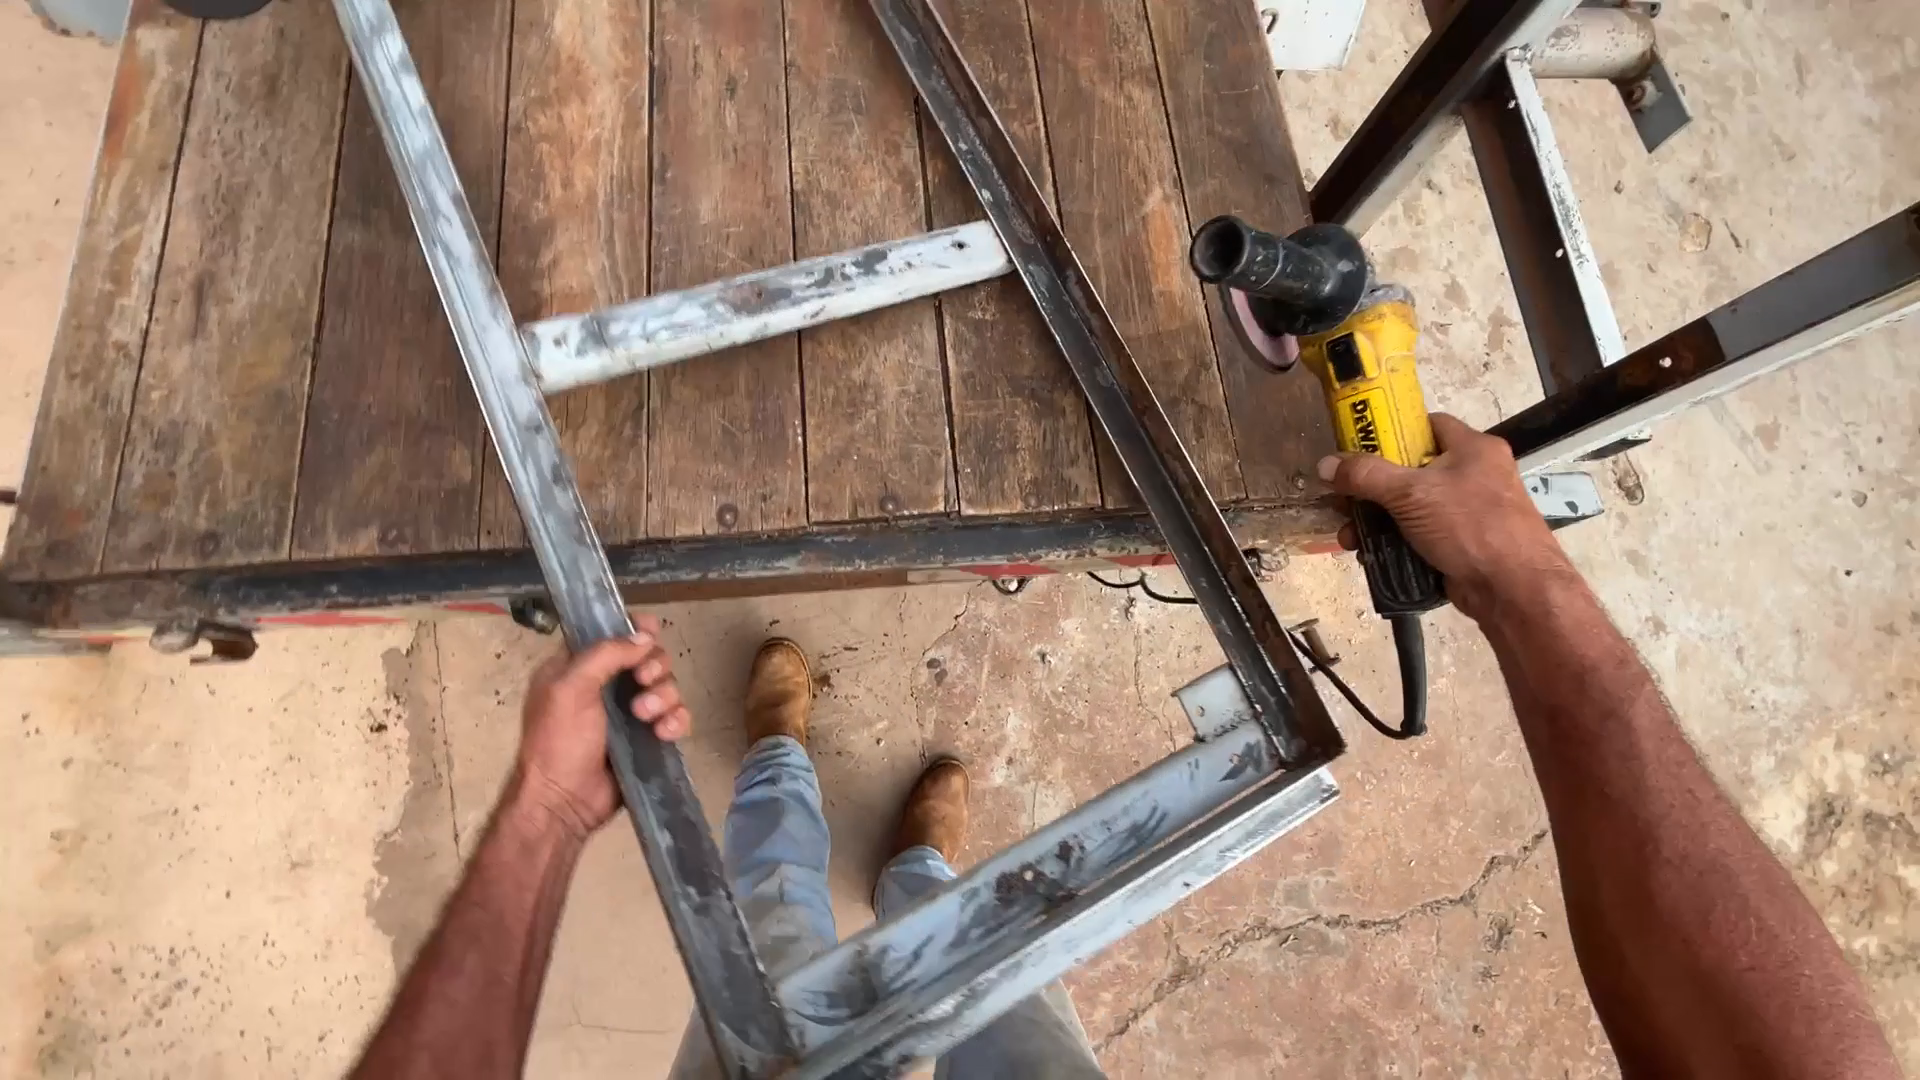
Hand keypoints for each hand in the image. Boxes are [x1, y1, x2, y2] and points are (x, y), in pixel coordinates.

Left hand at [514, 615, 691, 838]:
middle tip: (643, 681)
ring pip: (667, 686)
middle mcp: (606, 684)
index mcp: (578, 667)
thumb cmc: (557, 742)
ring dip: (664, 697)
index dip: (634, 629)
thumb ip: (605, 655)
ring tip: (647, 717)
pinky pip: (676, 716)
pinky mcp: (648, 736)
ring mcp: (629, 712)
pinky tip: (664, 733)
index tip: (651, 631)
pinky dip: (676, 720)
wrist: (565, 802)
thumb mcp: (569, 689)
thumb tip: (646, 636)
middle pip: (649, 657)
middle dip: (654, 667)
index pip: (612, 633)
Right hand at [1318, 413, 1575, 620]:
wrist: (1513, 589)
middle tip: (1343, 500)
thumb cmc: (1470, 527)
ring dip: (1373, 519)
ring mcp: (1466, 509)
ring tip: (1350, 536)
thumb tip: (1324, 464)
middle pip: (1408, 469)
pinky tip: (1369, 552)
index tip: (1358, 448)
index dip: (1391, 432)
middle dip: (1370, 487)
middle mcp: (1472, 473)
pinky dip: (1390, 539)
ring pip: (1407, 504)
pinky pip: (1415, 530)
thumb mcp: (1412, 494)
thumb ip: (1365, 475)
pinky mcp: (1459, 540)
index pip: (1427, 425)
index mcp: (1473, 448)